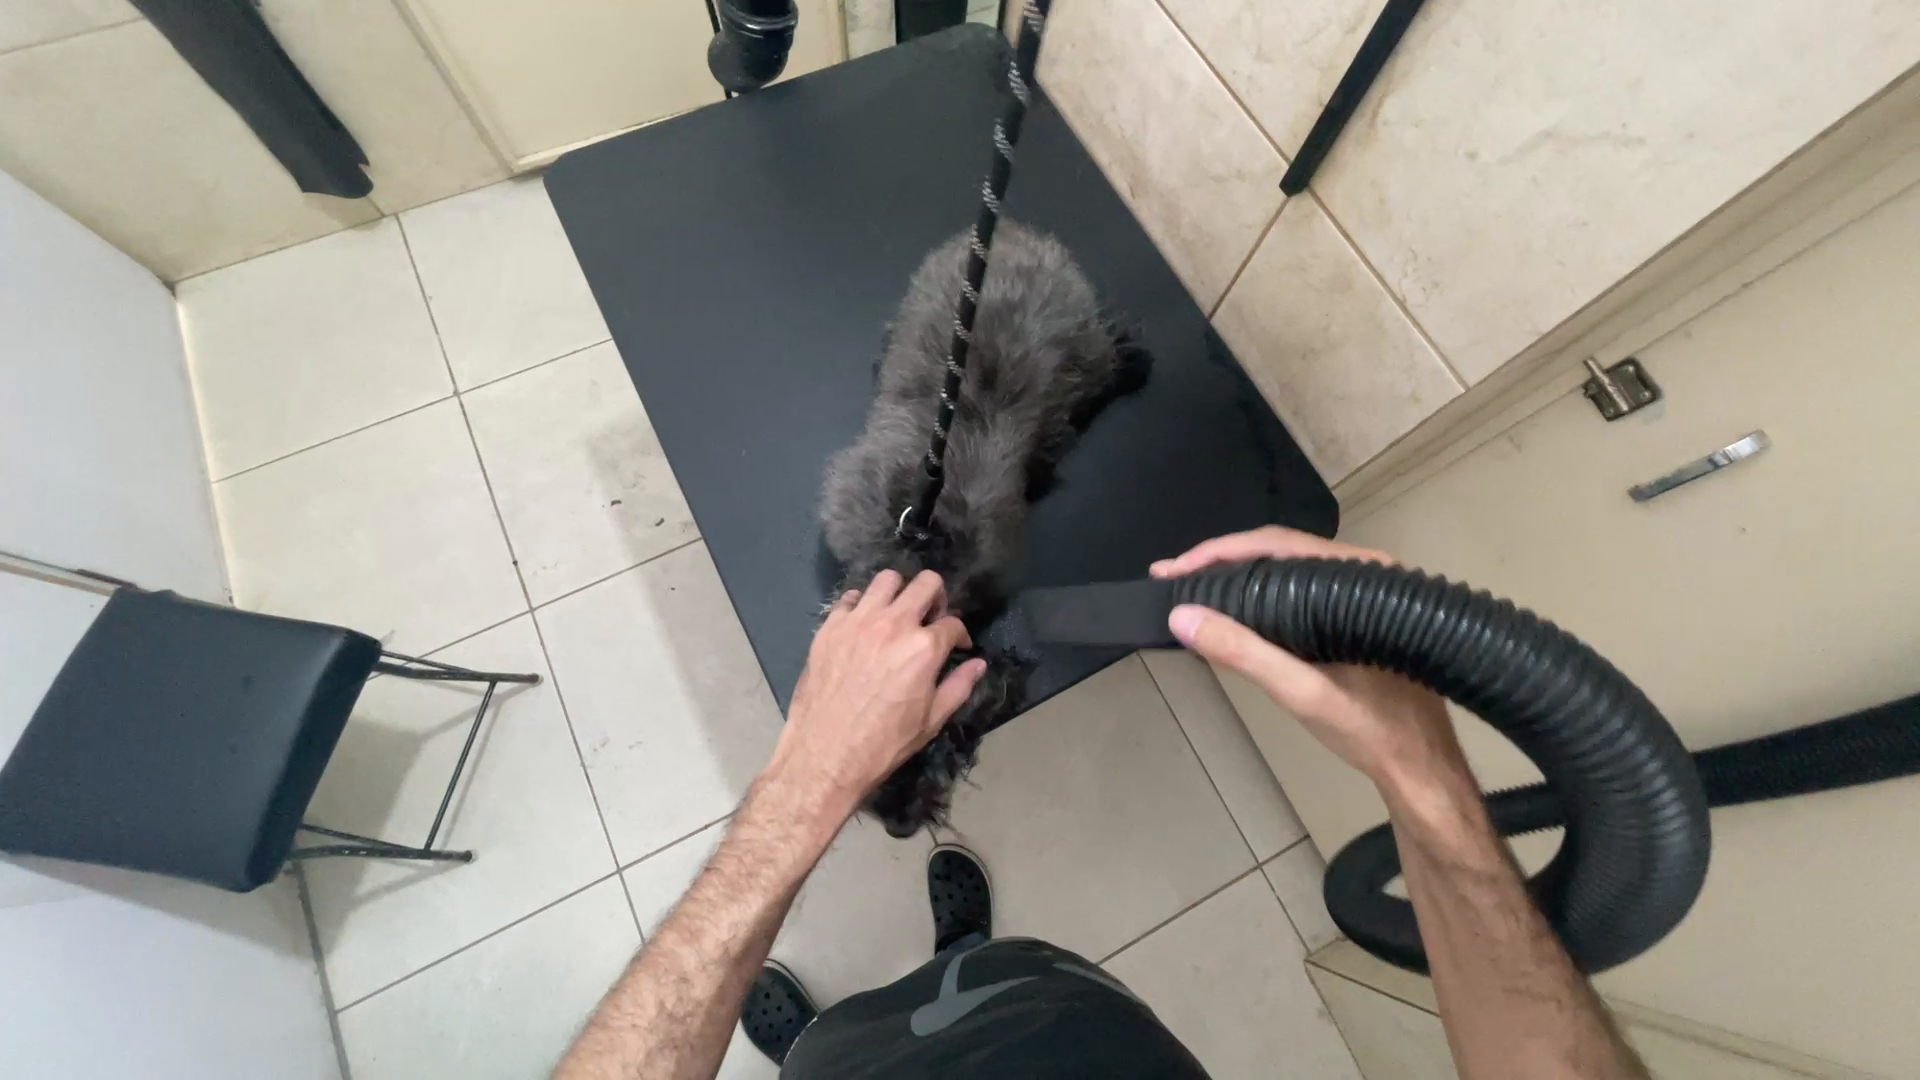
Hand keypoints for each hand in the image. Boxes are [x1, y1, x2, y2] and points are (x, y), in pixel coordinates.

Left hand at [766, 569, 987, 818]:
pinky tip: (864, 625)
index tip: (957, 647)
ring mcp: (858, 621)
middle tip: (931, 619)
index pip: (953, 623)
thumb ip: (959, 686)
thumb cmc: (884, 744)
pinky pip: (850, 597)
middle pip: (926, 583)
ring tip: (898, 614)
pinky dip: (862, 605)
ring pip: (887, 579)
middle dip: (936, 597)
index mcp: (923, 648)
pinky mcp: (830, 627)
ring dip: (900, 592)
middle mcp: (893, 625)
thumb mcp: (931, 721)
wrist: (824, 755)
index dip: (960, 635)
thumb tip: (978, 664)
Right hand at [1151, 527, 1473, 797]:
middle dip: (1218, 561)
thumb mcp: (1302, 693)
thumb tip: (1180, 615)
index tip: (1171, 570)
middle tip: (1169, 576)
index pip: (1276, 544)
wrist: (1421, 768)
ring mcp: (1361, 588)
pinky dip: (1256, 591)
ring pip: (1283, 565)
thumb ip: (1243, 653)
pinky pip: (1295, 585)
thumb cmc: (1372, 730)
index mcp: (1362, 576)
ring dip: (1233, 575)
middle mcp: (1364, 570)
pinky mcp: (1354, 609)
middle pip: (1277, 548)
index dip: (1216, 553)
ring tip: (1188, 586)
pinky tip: (1230, 604)